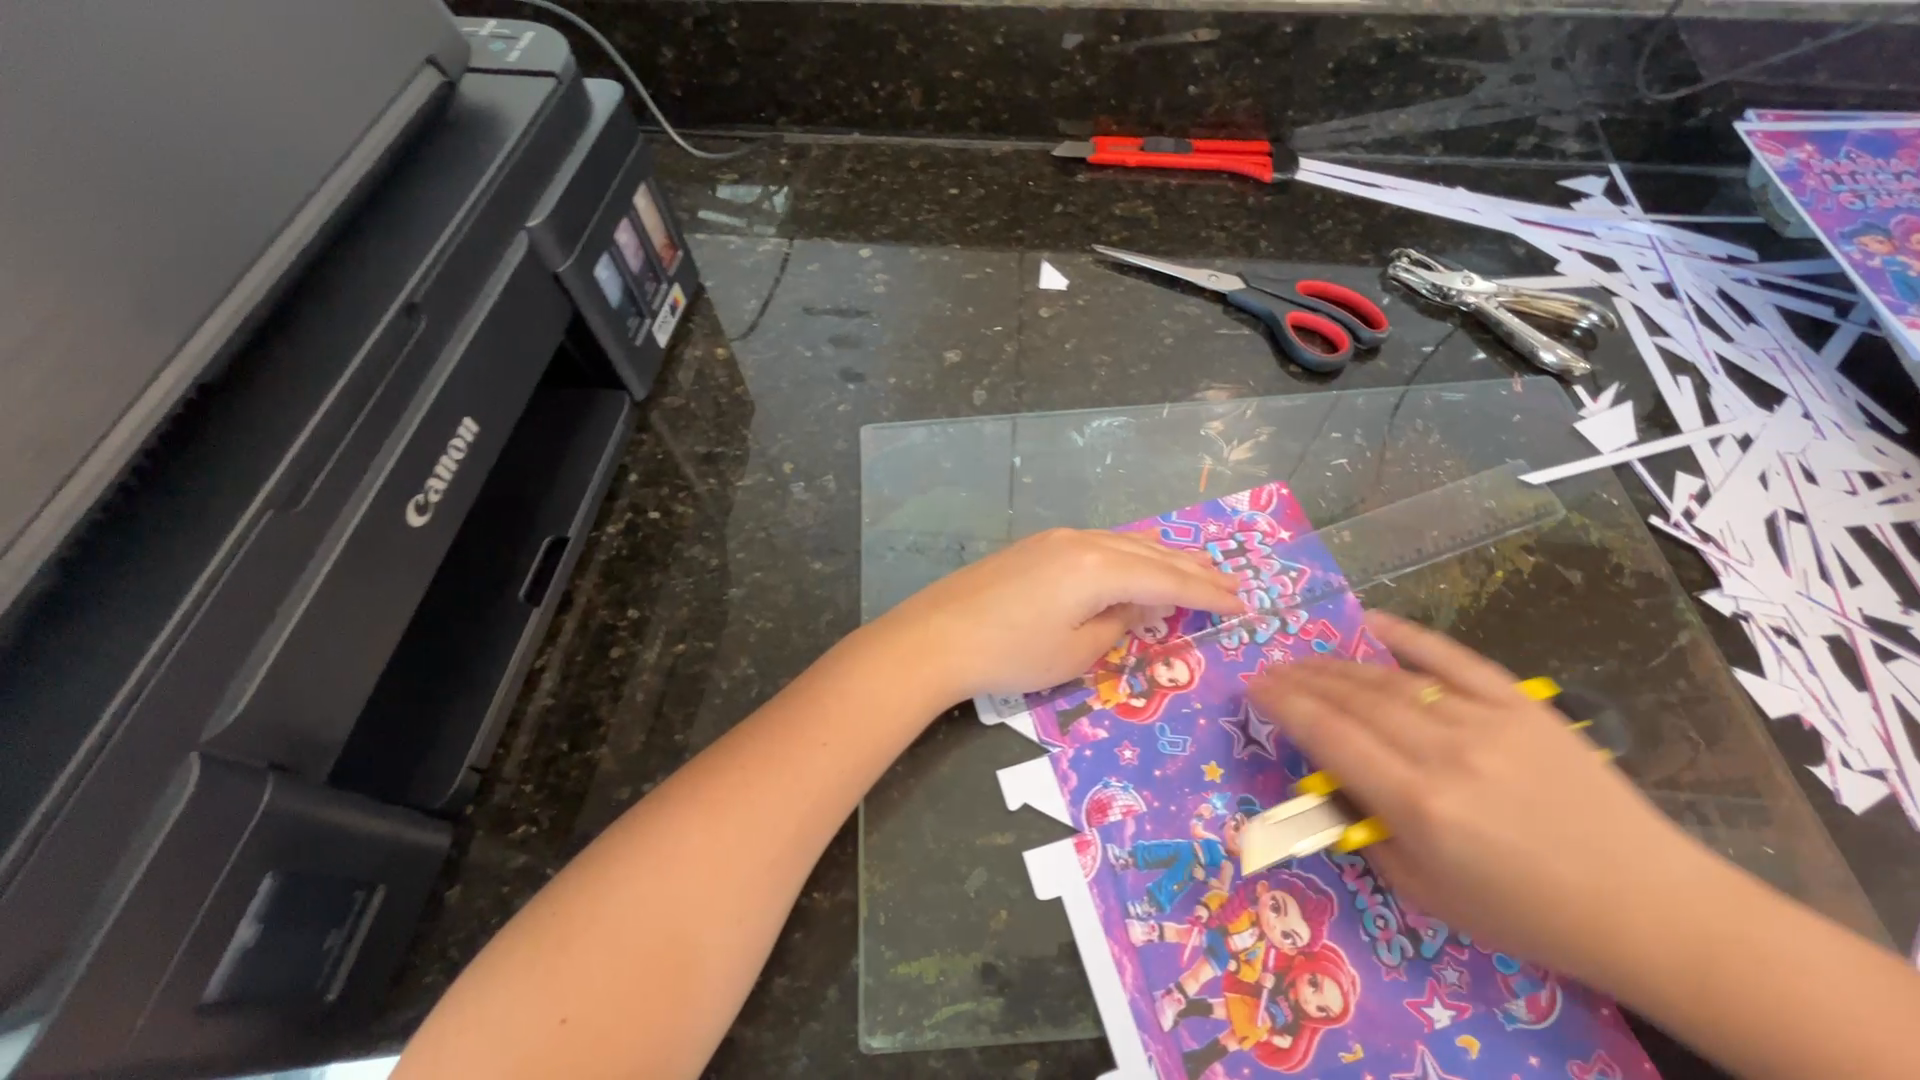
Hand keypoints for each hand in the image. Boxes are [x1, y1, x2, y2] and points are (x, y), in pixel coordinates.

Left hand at [876, 528, 1242, 700]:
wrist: (935, 637)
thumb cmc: (1010, 654)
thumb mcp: (1076, 653)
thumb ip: (1119, 625)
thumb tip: (1140, 605)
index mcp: (1101, 569)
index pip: (1170, 581)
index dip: (1208, 594)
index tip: (1243, 603)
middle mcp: (1085, 542)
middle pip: (1152, 553)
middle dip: (1193, 568)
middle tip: (1231, 579)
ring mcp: (1057, 539)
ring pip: (1126, 543)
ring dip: (1162, 555)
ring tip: (1195, 563)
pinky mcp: (1036, 546)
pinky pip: (1100, 544)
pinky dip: (1129, 553)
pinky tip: (1136, 557)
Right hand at [1246, 612, 1701, 983]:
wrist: (1647, 905)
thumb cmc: (1526, 915)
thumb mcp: (1424, 893)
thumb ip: (1368, 831)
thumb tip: (1334, 783)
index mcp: (1418, 804)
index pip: (1328, 736)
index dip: (1283, 706)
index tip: (1253, 688)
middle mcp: (1445, 751)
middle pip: (1353, 699)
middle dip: (1301, 680)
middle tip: (1269, 670)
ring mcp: (1487, 720)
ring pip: (1391, 678)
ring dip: (1338, 665)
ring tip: (1304, 659)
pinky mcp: (1523, 705)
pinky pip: (1453, 659)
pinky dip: (1408, 636)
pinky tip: (1371, 621)